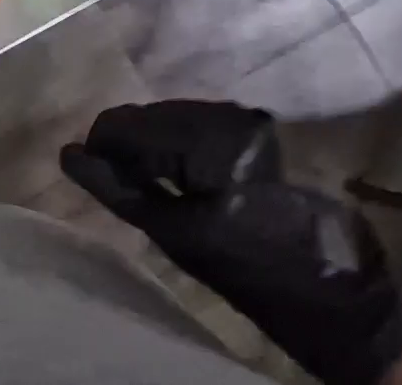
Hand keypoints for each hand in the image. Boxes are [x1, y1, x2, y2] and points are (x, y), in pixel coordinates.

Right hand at [62, 102, 401, 384]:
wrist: (333, 289)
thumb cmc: (251, 269)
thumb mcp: (173, 233)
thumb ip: (117, 188)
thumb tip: (68, 154)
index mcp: (203, 138)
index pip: (127, 124)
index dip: (100, 146)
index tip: (88, 170)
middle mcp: (221, 113)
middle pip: (146, 117)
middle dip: (126, 145)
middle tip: (116, 180)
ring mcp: (239, 117)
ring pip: (166, 118)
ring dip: (149, 145)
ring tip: (144, 179)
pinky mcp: (250, 126)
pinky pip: (191, 124)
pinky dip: (174, 146)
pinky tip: (175, 174)